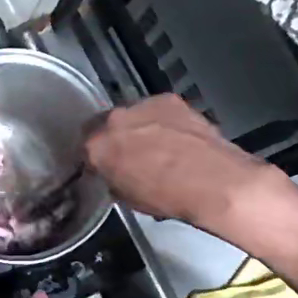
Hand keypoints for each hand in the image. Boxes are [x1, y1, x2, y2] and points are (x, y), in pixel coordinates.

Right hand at [85, 94, 287, 230]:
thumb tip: (116, 174)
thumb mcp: (128, 198)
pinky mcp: (169, 99)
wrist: (213, 181)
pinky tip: (176, 137)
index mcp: (97, 146)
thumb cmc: (167, 197)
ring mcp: (142, 105)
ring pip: (131, 114)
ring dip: (138, 127)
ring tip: (157, 147)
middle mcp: (114, 119)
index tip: (103, 166)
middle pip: (105, 124)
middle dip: (114, 138)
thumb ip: (113, 179)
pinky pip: (157, 110)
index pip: (84, 147)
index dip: (94, 157)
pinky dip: (162, 120)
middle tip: (129, 155)